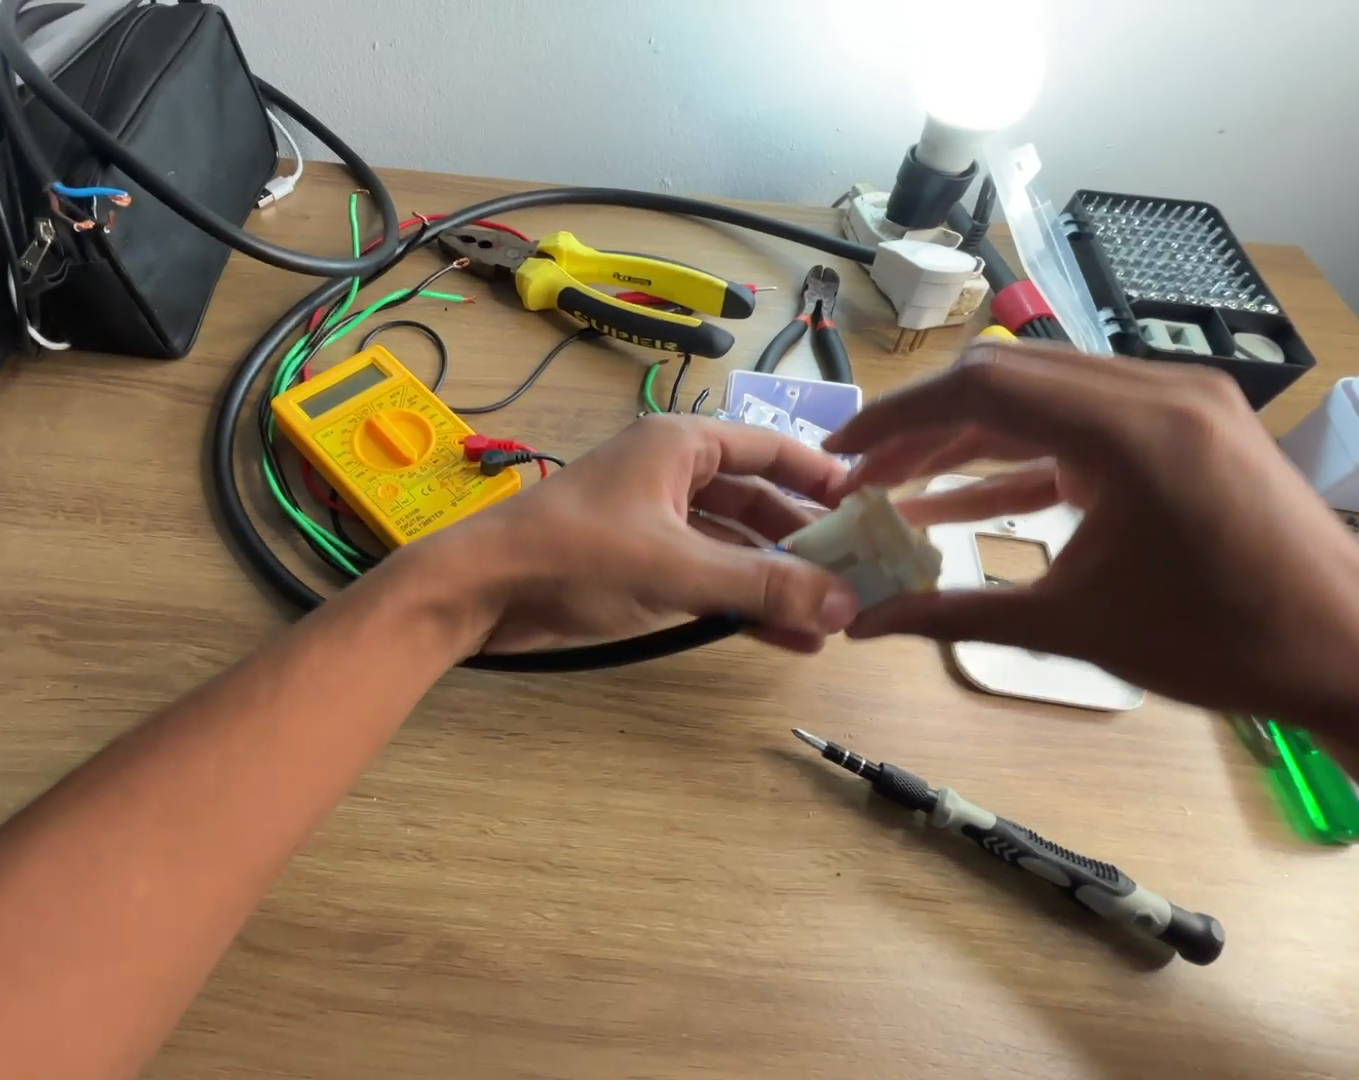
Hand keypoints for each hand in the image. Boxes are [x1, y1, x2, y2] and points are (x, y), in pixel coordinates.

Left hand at [408, 414, 859, 654]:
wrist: (483, 590)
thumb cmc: (577, 556)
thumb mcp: (675, 568)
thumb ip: (759, 585)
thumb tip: (846, 605)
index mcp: (682, 446)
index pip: (773, 449)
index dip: (825, 478)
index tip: (876, 510)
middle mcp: (673, 474)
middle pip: (757, 502)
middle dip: (805, 542)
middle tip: (863, 579)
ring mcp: (655, 521)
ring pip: (732, 545)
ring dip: (776, 580)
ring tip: (833, 620)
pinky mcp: (638, 564)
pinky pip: (704, 575)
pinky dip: (739, 602)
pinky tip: (783, 637)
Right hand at [826, 342, 1358, 725]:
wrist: (1358, 658)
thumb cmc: (1221, 642)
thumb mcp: (1067, 626)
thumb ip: (950, 615)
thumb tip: (860, 625)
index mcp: (1132, 430)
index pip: (979, 388)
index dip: (894, 416)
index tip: (839, 450)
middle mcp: (1152, 394)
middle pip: (998, 381)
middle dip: (915, 428)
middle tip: (858, 475)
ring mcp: (1169, 406)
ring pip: (1028, 400)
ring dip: (954, 442)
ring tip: (891, 487)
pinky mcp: (1172, 430)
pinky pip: (1065, 430)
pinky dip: (1004, 463)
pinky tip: (951, 503)